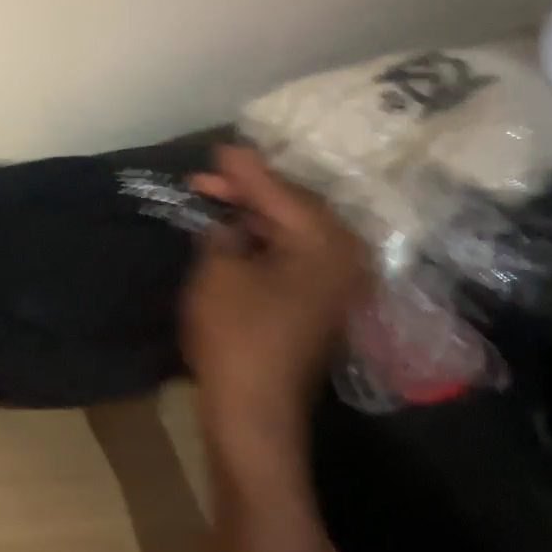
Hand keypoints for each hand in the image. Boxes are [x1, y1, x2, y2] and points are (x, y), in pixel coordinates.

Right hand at [182, 146, 368, 438]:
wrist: (254, 403)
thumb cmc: (236, 334)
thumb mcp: (218, 274)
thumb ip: (221, 235)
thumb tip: (222, 224)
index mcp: (327, 243)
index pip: (281, 194)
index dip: (245, 173)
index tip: (219, 148)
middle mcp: (344, 257)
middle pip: (294, 211)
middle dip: (249, 194)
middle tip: (207, 178)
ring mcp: (335, 283)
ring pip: (292, 235)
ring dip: (253, 219)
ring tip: (216, 203)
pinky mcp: (317, 304)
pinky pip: (291, 257)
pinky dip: (262, 244)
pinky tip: (234, 238)